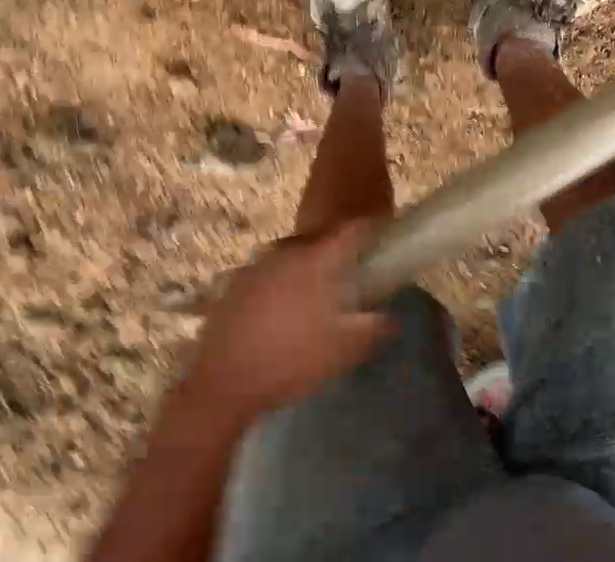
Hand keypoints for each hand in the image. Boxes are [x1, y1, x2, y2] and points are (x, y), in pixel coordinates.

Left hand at [184, 222, 393, 422]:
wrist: (221, 385)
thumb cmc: (292, 361)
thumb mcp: (346, 350)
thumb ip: (377, 327)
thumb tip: (393, 315)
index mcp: (317, 260)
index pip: (353, 229)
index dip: (373, 229)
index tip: (385, 240)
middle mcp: (286, 252)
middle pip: (322, 238)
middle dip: (340, 250)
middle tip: (354, 272)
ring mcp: (256, 266)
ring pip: (294, 254)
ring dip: (310, 265)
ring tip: (318, 293)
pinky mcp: (234, 284)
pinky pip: (270, 272)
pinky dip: (283, 281)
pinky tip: (284, 311)